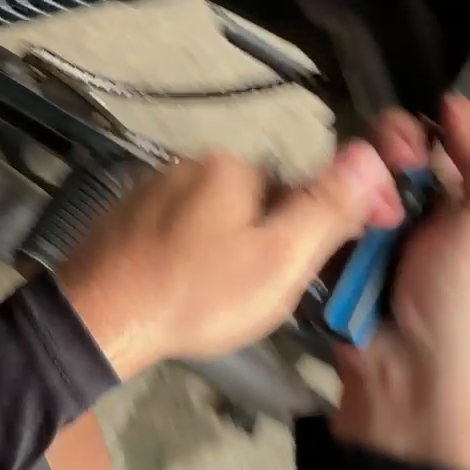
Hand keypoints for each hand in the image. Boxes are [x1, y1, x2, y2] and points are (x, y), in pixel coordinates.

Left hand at [56, 142, 402, 378]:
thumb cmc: (197, 292)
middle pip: (255, 203)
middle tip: (264, 293)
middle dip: (270, 244)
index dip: (318, 231)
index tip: (320, 272)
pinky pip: (177, 230)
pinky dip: (191, 254)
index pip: (297, 189)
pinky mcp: (126, 215)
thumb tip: (367, 155)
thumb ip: (325, 207)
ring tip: (222, 296)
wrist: (102, 314)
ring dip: (230, 250)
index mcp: (226, 167)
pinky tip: (187, 287)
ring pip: (216, 219)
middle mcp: (184, 165)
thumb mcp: (279, 259)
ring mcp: (149, 188)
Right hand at [332, 95, 469, 469]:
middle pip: (419, 164)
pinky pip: (340, 212)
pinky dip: (336, 205)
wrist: (419, 387)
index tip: (421, 121)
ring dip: (364, 181)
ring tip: (359, 191)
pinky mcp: (353, 258)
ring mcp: (403, 247)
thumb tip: (456, 105)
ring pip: (372, 183)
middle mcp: (462, 232)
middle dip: (397, 153)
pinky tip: (334, 202)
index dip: (450, 133)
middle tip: (384, 155)